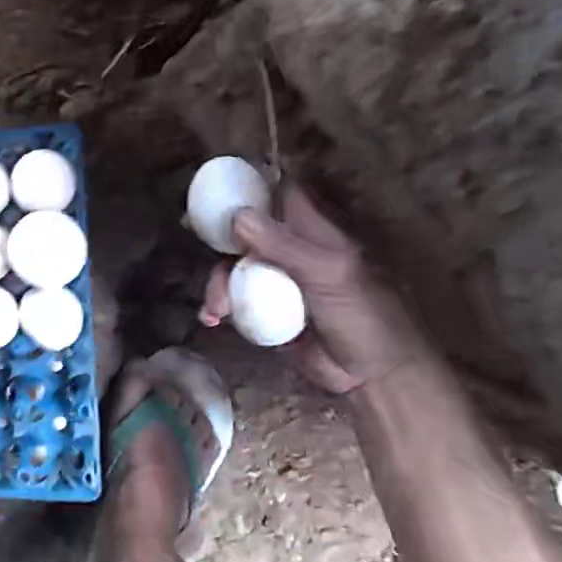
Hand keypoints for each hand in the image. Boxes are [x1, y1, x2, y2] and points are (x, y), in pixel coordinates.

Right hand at [200, 186, 429, 392]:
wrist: (372, 377)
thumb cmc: (364, 316)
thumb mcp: (328, 274)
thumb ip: (283, 246)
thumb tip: (237, 217)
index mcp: (313, 230)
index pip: (278, 192)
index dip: (249, 184)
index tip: (215, 186)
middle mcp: (291, 250)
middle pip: (245, 229)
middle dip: (218, 234)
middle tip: (189, 228)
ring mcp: (276, 282)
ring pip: (233, 267)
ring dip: (217, 283)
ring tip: (218, 307)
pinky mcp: (264, 312)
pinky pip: (232, 300)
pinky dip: (217, 306)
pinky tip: (213, 318)